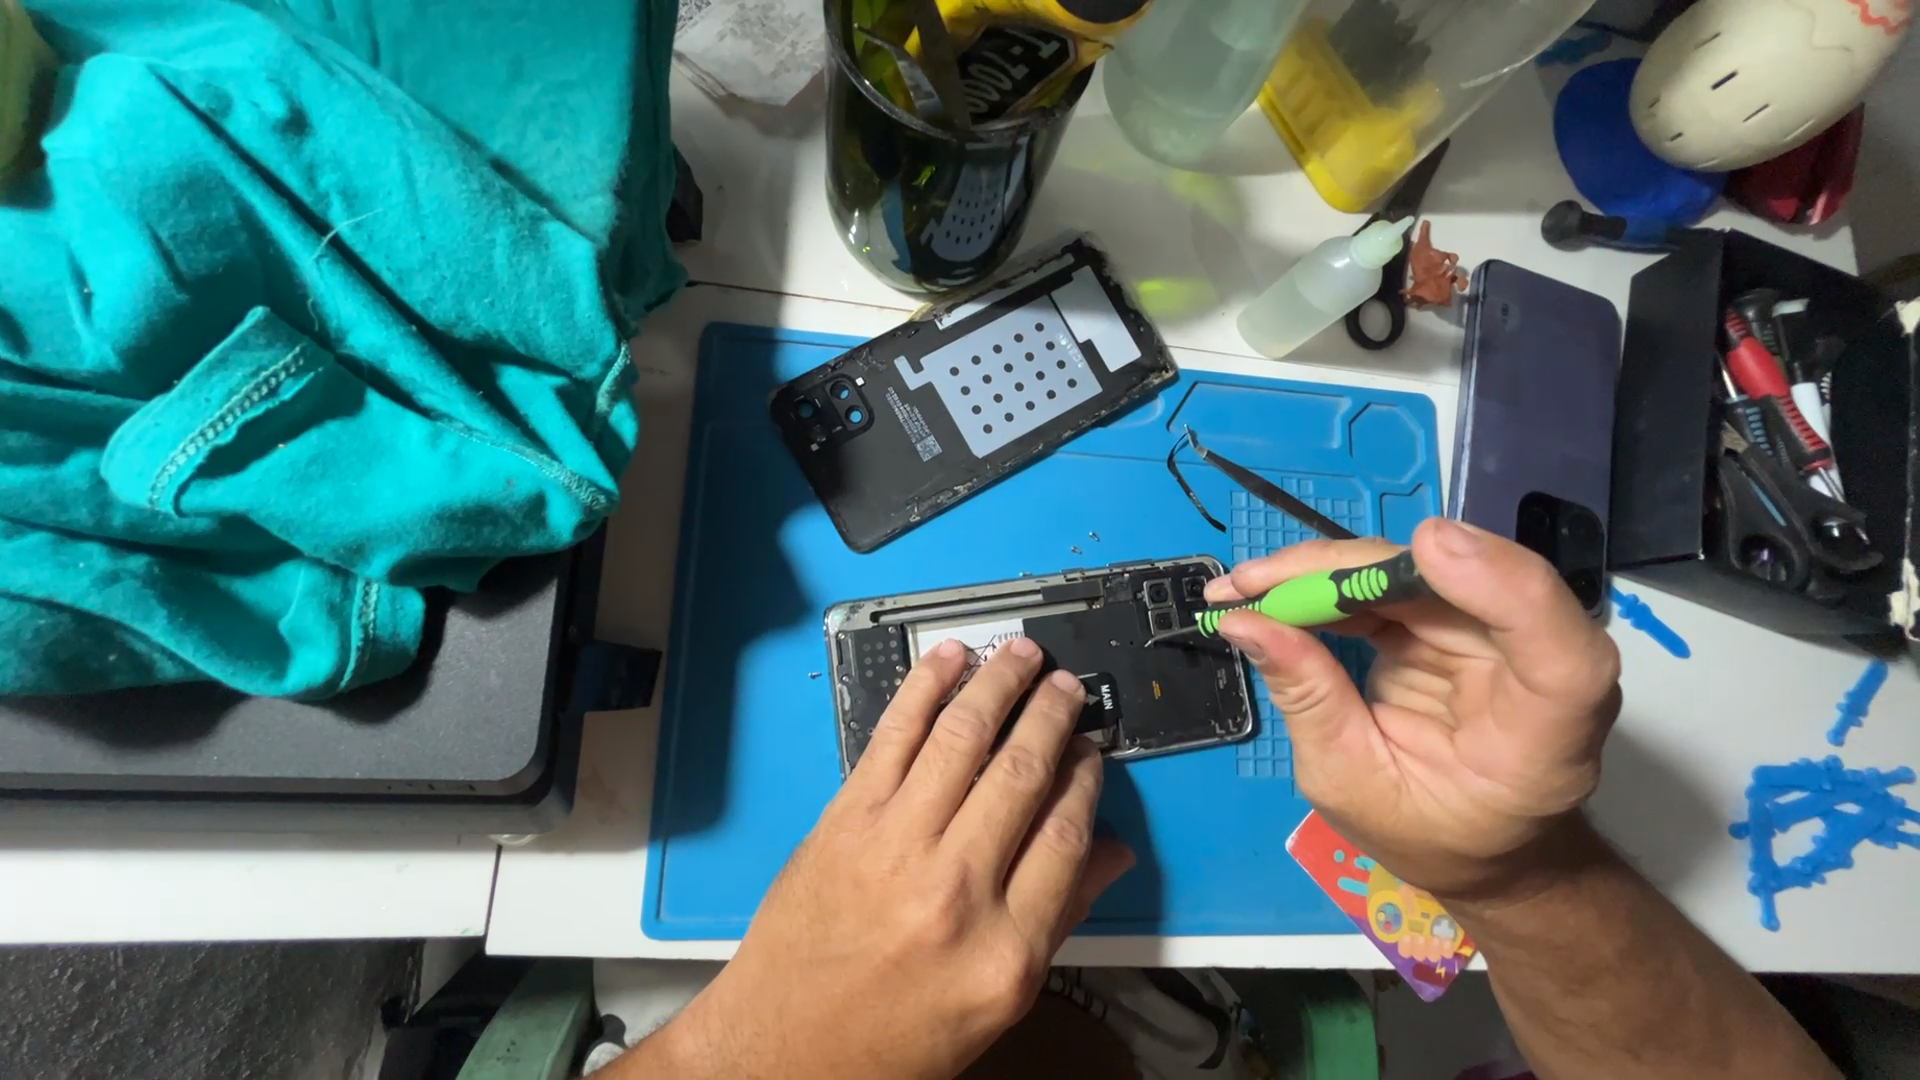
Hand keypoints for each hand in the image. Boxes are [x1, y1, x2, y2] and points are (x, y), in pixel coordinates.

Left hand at [637, 637, 1134, 1079]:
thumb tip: (1110, 853)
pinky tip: (948, 659)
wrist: (784, 1049)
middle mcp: (955, 886)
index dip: (1085, 778)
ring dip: (997, 684)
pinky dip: (924, 688)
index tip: (1089, 749)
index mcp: (1005, 947)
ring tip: (1020, 654)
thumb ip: (1058, 919)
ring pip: (962, 738)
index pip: (1066, 834)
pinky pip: (894, 735)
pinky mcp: (848, 816)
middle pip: (1021, 773)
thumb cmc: (894, 1037)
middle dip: (1051, 716)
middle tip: (1065, 687)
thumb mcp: (995, 1003)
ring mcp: (896, 842)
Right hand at [1210, 518, 1620, 903]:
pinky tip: (1267, 590)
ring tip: (1240, 587)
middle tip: (1249, 582)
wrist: (1472, 844)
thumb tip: (1245, 622)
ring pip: (1405, 571)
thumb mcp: (1348, 782)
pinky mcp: (1446, 622)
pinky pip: (1381, 583)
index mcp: (1539, 737)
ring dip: (1316, 571)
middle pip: (1450, 588)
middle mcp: (1527, 667)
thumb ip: (1308, 700)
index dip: (1501, 583)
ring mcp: (1487, 635)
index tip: (1425, 545)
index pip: (1555, 649)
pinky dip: (1320, 583)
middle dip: (1342, 571)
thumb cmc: (1426, 831)